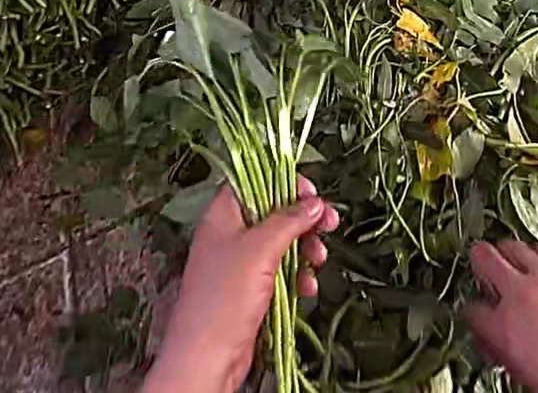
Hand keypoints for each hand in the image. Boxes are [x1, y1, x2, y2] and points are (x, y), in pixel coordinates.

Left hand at [140, 178, 339, 392]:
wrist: (207, 358)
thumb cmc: (225, 296)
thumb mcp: (259, 250)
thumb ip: (287, 221)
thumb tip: (312, 201)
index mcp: (223, 212)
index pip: (255, 180)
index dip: (284, 182)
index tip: (312, 193)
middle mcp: (230, 231)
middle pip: (272, 211)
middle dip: (302, 218)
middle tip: (329, 224)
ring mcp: (240, 261)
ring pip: (280, 243)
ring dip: (303, 248)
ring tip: (319, 259)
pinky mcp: (250, 289)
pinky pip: (279, 272)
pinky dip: (296, 276)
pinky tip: (308, 286)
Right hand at [464, 240, 537, 392]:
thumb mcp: (529, 379)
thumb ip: (505, 350)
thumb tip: (495, 339)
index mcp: (504, 329)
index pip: (471, 310)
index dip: (476, 316)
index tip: (483, 321)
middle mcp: (518, 295)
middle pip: (481, 256)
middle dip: (480, 266)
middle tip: (491, 280)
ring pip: (511, 245)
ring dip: (509, 257)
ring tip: (516, 271)